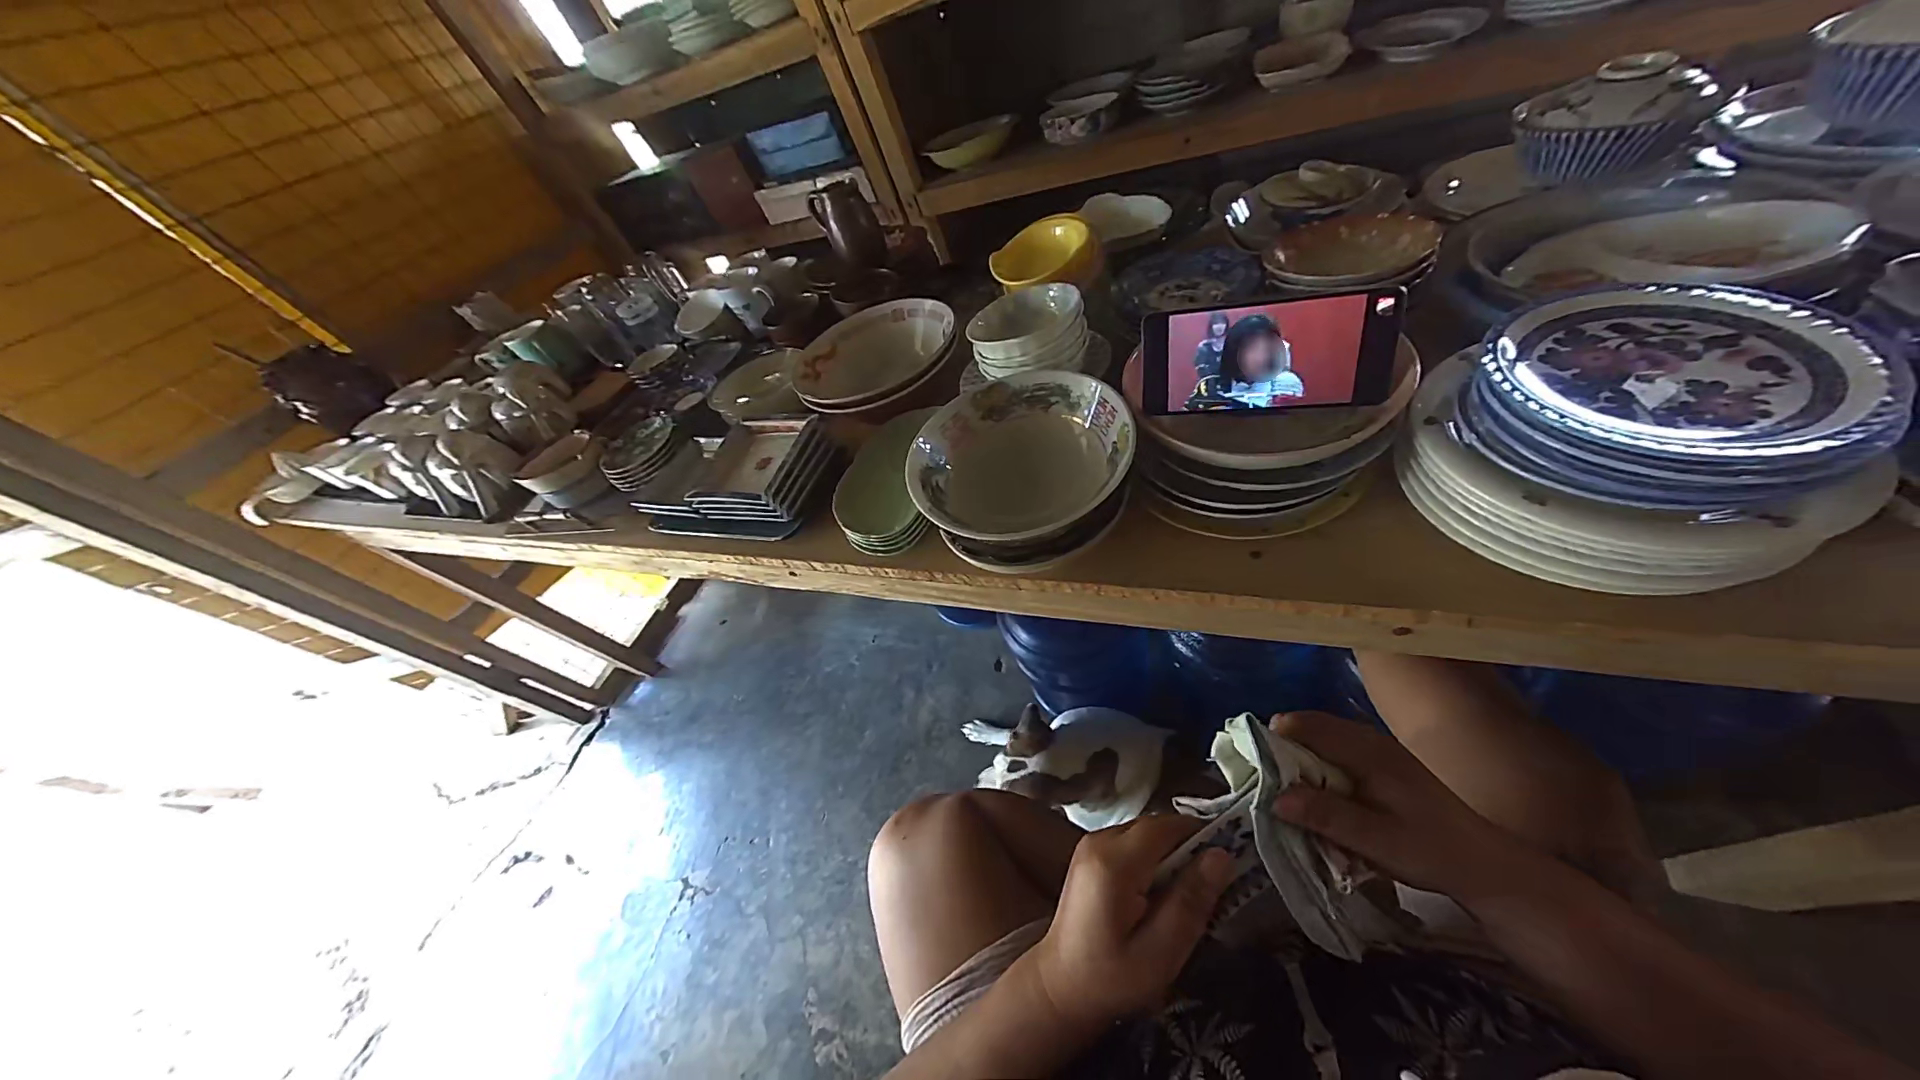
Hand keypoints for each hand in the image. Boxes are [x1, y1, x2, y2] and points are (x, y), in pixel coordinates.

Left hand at [1025, 815, 1234, 1030]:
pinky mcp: (1090, 854)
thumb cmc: (1111, 978)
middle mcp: (1098, 841)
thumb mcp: (1160, 952)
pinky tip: (1161, 894)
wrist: (1060, 985)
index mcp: (1113, 862)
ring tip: (1189, 894)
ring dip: (1171, 854)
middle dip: (1188, 847)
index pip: (1165, 826)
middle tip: (1215, 885)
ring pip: (1145, 833)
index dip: (1200, 835)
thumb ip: (1190, 901)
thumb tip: (1221, 855)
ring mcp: (1091, 844)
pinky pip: (1132, 843)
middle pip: (1155, 827)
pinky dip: (1153, 859)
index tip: (1230, 859)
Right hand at [1269, 711, 1546, 904]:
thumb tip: (1273, 797)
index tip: (1250, 769)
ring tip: (1283, 797)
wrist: (1487, 868)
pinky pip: (1329, 756)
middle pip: (1304, 730)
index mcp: (1366, 750)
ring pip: (1315, 743)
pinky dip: (1313, 772)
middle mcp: (1365, 739)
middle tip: (1262, 788)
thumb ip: (1328, 816)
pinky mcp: (1375, 765)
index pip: (1302, 724)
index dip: (1270, 740)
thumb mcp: (1378, 842)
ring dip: (1295, 765)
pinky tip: (1314, 801)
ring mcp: (1371, 749)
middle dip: (1278, 754)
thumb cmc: (1432, 852)